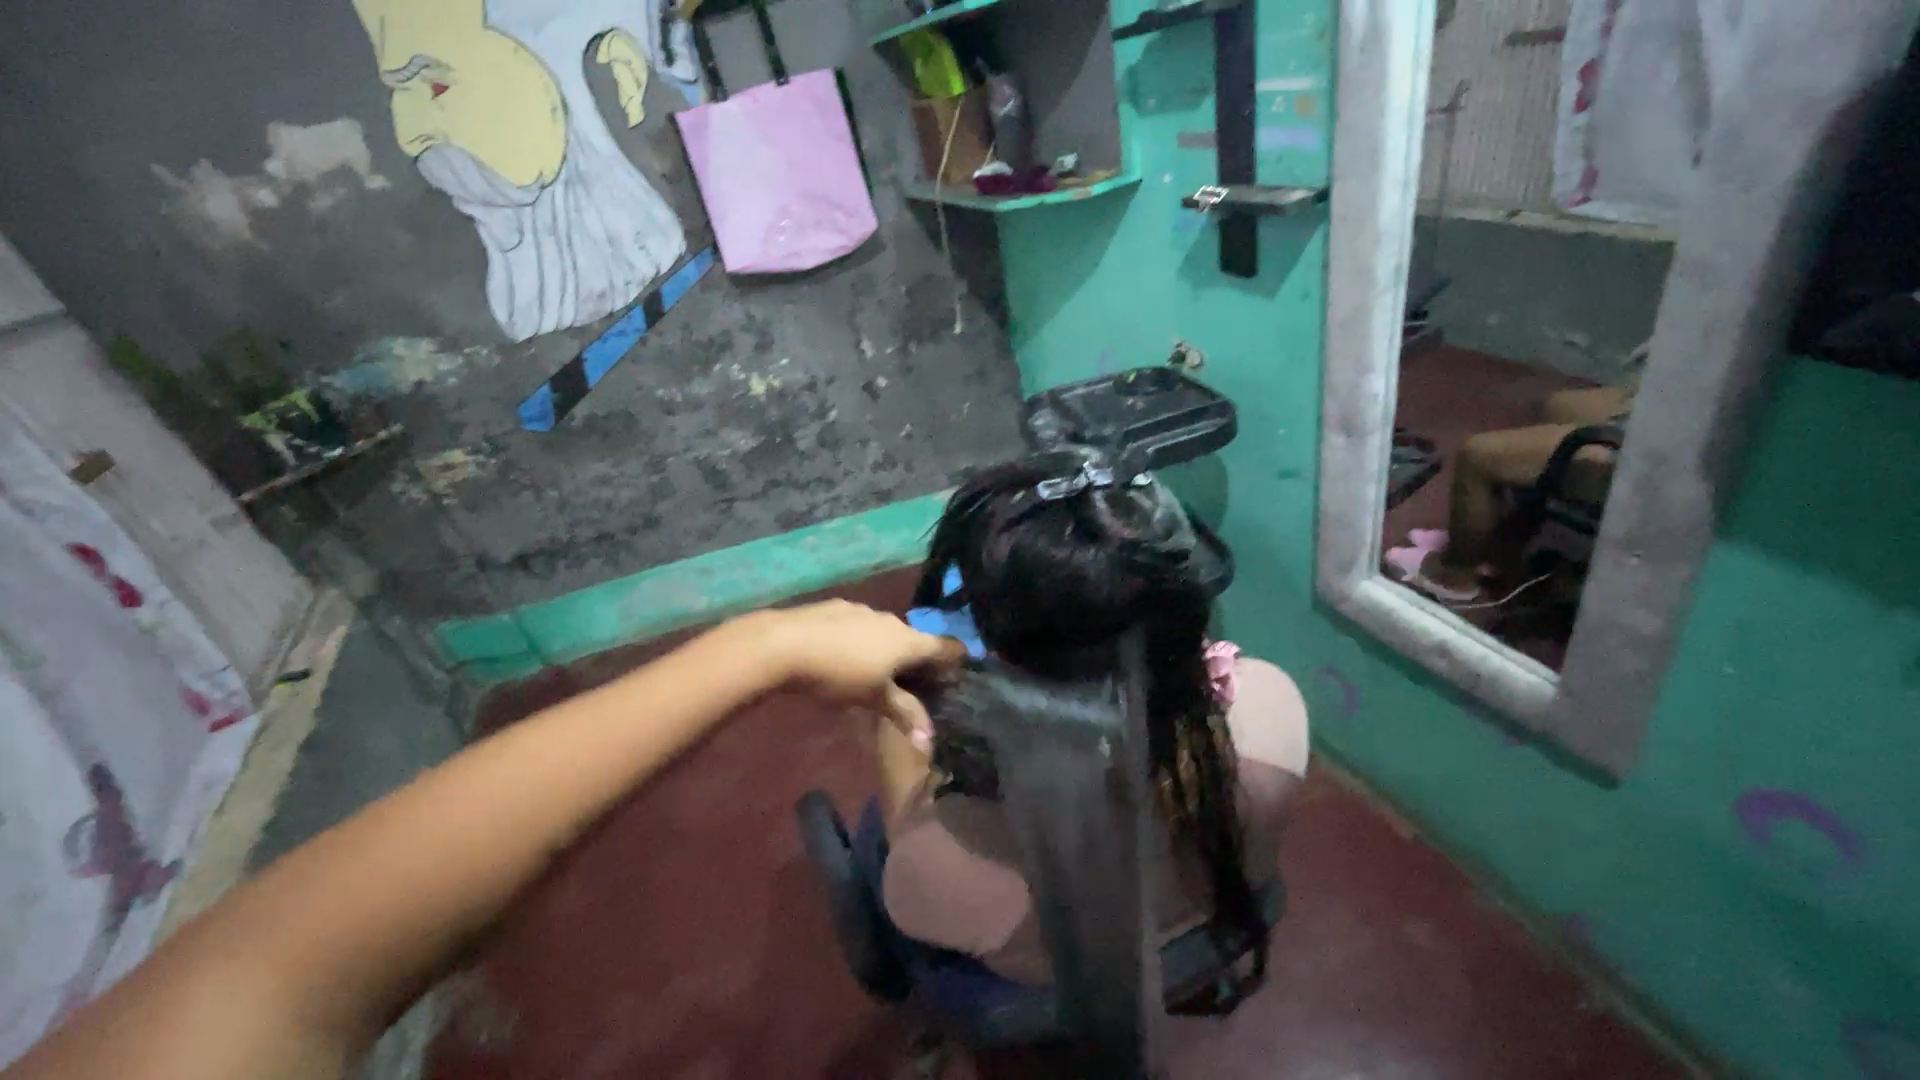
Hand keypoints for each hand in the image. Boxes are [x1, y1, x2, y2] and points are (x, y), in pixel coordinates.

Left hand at [727, 600, 964, 732]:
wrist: (783, 644)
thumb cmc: (838, 674)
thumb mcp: (873, 699)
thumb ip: (903, 714)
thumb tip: (928, 739)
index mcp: (907, 640)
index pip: (944, 646)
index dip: (955, 658)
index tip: (959, 670)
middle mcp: (890, 619)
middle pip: (913, 639)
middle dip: (916, 659)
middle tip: (913, 683)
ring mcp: (861, 610)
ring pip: (883, 631)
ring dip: (885, 649)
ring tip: (874, 671)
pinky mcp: (835, 607)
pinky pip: (858, 626)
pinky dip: (859, 641)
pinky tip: (841, 656)